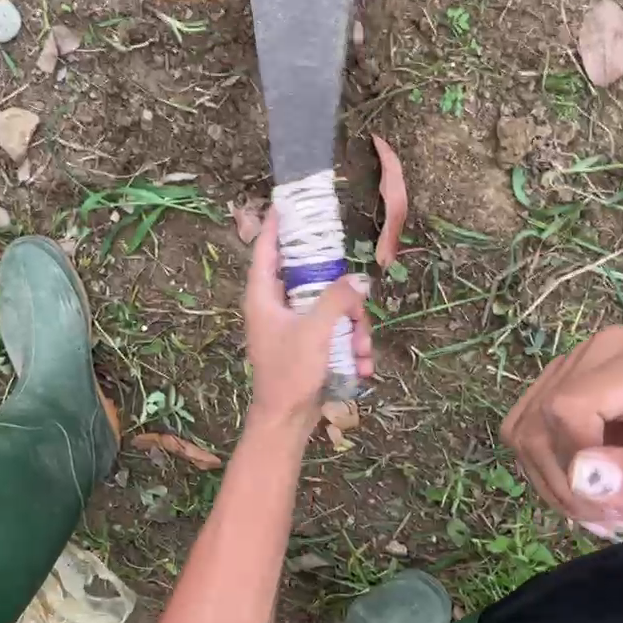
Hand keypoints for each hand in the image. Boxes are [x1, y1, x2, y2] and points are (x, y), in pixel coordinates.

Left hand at [243, 210, 372, 431]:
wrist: (286, 422)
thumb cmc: (289, 374)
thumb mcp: (315, 331)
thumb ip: (338, 299)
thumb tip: (359, 280)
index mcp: (262, 297)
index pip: (266, 250)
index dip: (277, 225)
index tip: (288, 201)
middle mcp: (274, 307)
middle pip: (312, 279)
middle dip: (343, 299)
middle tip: (359, 309)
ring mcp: (292, 327)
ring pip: (331, 308)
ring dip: (353, 329)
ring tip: (361, 352)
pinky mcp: (307, 345)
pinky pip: (334, 333)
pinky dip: (350, 347)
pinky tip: (360, 367)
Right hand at [498, 326, 622, 554]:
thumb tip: (582, 473)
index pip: (568, 405)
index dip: (577, 463)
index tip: (619, 511)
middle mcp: (613, 348)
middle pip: (542, 419)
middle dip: (567, 484)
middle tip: (614, 521)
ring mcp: (579, 365)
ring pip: (523, 431)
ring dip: (554, 486)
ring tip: (604, 512)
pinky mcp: (555, 389)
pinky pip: (518, 434)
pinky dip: (543, 476)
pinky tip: (587, 491)